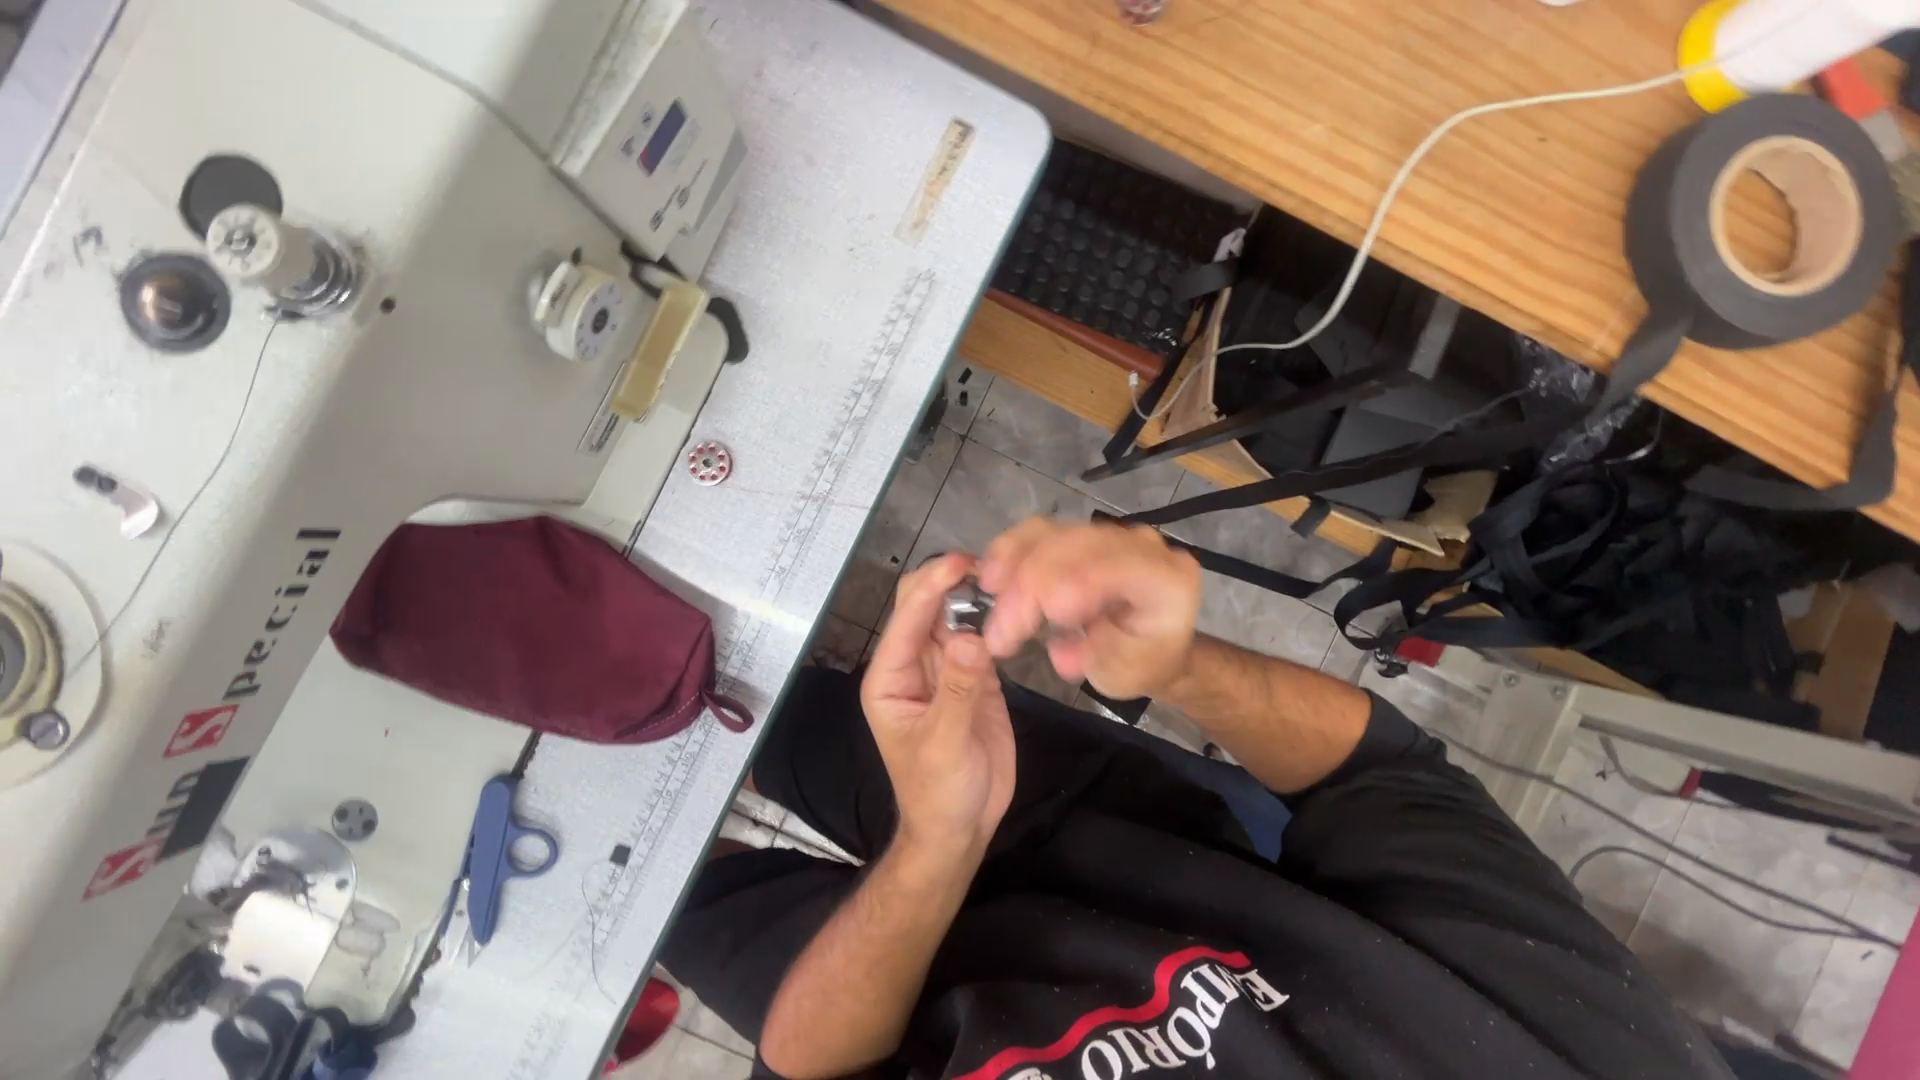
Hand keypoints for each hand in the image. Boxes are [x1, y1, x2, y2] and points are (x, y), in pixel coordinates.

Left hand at [860, 554, 1015, 859]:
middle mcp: (915, 664)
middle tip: (994, 567)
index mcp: (891, 677)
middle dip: (951, 583)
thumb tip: (970, 636)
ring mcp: (946, 668)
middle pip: (926, 607)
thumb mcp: (944, 744)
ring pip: (955, 617)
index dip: (932, 588)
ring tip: (1011, 578)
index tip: (963, 564)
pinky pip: (981, 637)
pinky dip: (994, 620)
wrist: (963, 826)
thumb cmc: (938, 791)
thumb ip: (957, 690)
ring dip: (976, 597)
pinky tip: (1015, 605)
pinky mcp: (976, 677)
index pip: (907, 620)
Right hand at [977, 520, 1201, 700]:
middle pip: (1078, 546)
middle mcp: (1139, 546)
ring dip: (1013, 567)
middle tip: (1001, 632)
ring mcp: (1106, 536)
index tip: (1048, 613)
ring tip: (991, 603)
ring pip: (1051, 535)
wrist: (1147, 647)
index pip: (1123, 565)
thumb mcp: (1128, 674)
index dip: (1082, 579)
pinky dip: (1009, 552)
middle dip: (1032, 585)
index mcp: (1168, 578)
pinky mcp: (1076, 535)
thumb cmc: (1141, 663)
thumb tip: (1063, 651)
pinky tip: (990, 577)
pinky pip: (1036, 533)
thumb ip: (1101, 657)